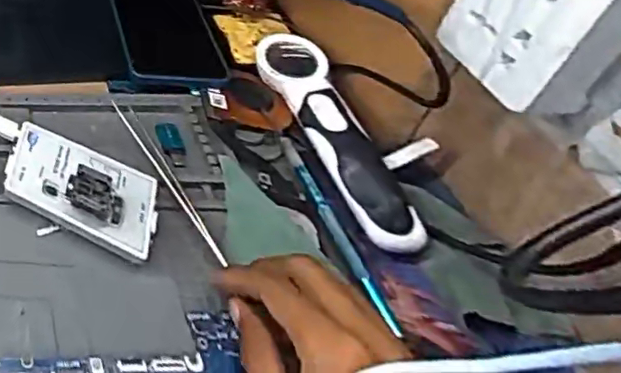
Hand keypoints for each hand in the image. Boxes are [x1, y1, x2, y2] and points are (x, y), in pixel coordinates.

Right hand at [217, 256, 409, 372]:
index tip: (219, 280)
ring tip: (271, 294)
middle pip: (305, 268)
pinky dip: (324, 296)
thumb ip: (258, 354)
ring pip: (333, 280)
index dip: (239, 276)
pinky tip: (306, 314)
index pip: (274, 285)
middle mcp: (363, 331)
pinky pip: (355, 303)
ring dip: (296, 278)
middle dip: (267, 267)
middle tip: (243, 282)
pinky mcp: (401, 353)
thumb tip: (242, 310)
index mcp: (330, 344)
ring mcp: (388, 340)